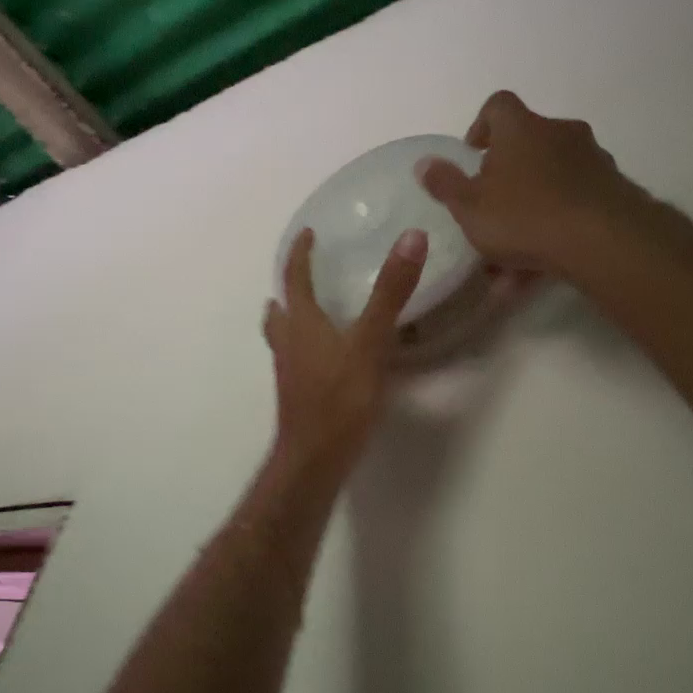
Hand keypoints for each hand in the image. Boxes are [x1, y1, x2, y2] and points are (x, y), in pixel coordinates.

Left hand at [264, 227, 427, 470]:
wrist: (314, 458)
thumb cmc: (339, 399)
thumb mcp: (370, 342)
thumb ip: (390, 293)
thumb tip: (411, 237)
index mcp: (301, 323)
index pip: (294, 277)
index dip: (299, 253)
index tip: (306, 233)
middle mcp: (288, 342)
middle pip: (281, 308)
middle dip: (290, 287)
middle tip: (304, 272)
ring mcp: (289, 371)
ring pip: (283, 335)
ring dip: (292, 317)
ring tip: (309, 311)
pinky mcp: (297, 394)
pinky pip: (296, 358)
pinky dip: (306, 345)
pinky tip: (327, 357)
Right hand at [418, 90, 643, 274]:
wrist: (603, 240)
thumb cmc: (524, 215)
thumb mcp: (469, 206)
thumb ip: (445, 184)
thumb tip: (424, 162)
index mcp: (521, 129)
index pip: (497, 106)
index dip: (481, 126)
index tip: (473, 155)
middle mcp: (559, 134)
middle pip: (526, 144)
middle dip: (505, 176)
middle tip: (489, 208)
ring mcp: (591, 160)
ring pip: (549, 181)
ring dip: (528, 209)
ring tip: (508, 260)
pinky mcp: (612, 190)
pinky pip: (571, 205)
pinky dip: (553, 228)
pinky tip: (537, 268)